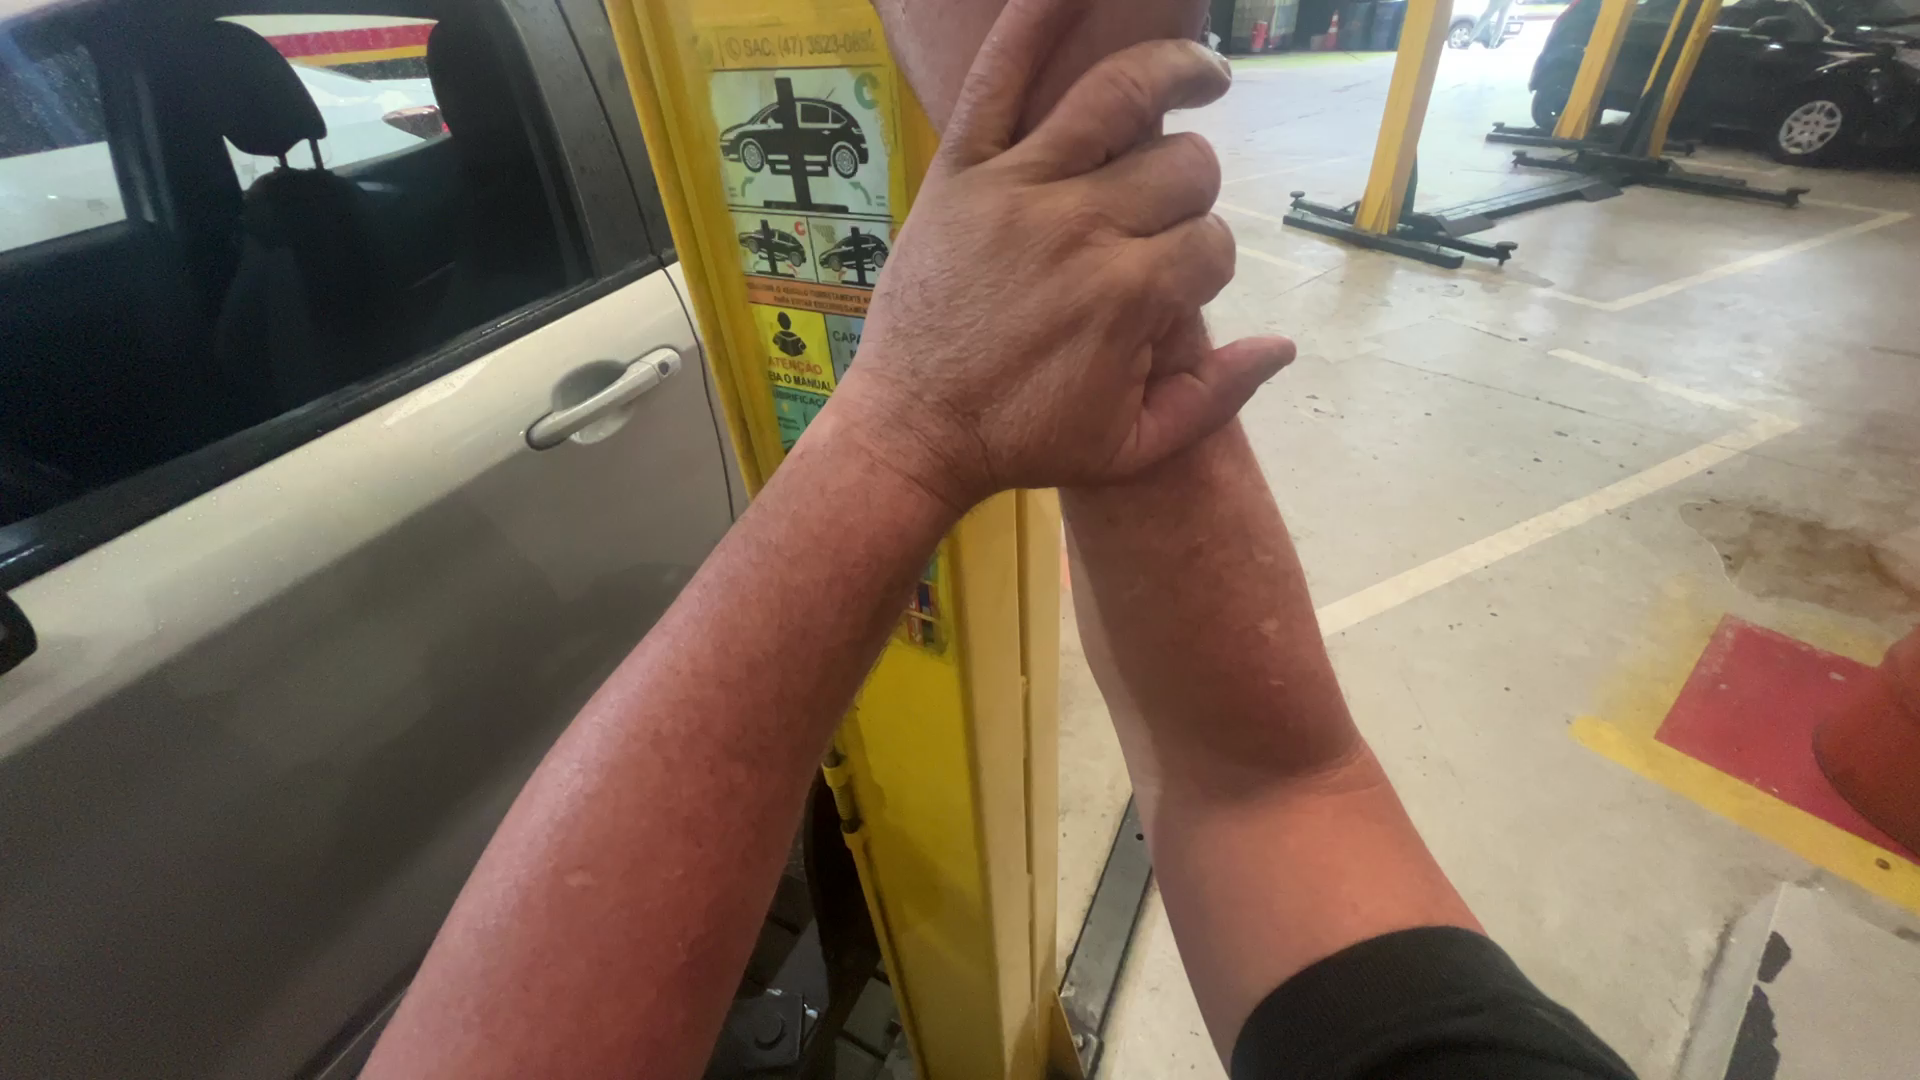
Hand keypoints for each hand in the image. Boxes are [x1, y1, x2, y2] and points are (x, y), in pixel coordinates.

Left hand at [826, 0, 1295, 511]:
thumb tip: (1284, 344)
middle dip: (1187, 199)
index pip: (1213, 247)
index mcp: (1132, 297)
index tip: (1174, 292)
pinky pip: (1000, 73)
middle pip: (1183, 169)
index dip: (1205, 270)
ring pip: (1122, 97)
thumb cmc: (1020, 444)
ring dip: (1174, 74)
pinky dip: (1036, 16)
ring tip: (1199, 77)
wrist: (916, 432)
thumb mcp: (1128, 448)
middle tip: (1159, 226)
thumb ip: (1213, 400)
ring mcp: (1020, 190)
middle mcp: (1085, 228)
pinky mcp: (962, 175)